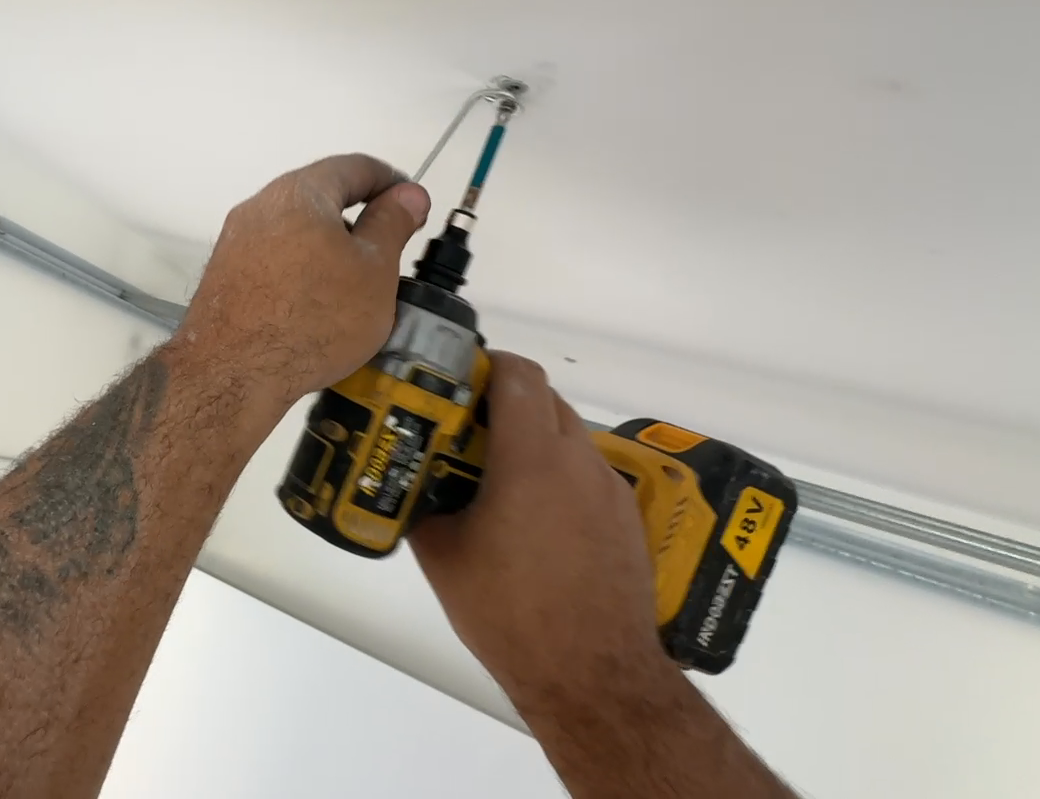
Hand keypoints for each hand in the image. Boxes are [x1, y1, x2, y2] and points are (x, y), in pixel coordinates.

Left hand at [172, 154, 430, 409]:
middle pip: (319, 197)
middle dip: (358, 218)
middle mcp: (259, 207)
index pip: (354, 167)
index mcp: (298, 192)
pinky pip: (273, 260)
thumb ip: (391, 224)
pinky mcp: (225, 275)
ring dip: (328, 248)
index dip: (391, 182)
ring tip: (355, 285)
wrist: (234, 372)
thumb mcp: (374, 269)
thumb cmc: (311, 318)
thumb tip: (407, 195)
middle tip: (388, 249)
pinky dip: (301, 271)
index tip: (411, 206)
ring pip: (295, 231)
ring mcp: (236, 242)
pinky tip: (316, 305)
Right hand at [410, 352, 674, 716]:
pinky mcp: (626, 518)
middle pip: (544, 397)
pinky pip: (585, 470)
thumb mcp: (441, 553)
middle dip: (504, 400)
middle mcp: (577, 462)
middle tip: (465, 428)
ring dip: (532, 435)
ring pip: (568, 432)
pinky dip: (557, 470)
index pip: (518, 374)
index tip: (455, 382)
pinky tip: (533, 517)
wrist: (593, 676)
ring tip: (496, 474)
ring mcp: (609, 489)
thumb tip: (413, 484)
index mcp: (531, 458)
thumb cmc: (507, 609)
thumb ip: (424, 503)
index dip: (486, 364)